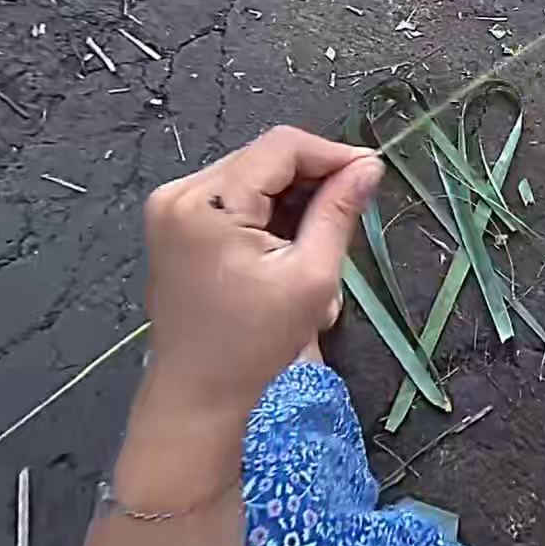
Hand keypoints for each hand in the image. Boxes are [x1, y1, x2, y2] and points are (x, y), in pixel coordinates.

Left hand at [139, 126, 381, 416]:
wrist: (197, 398)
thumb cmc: (255, 343)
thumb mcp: (311, 275)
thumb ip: (339, 211)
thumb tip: (370, 165)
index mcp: (208, 203)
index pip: (282, 146)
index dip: (333, 153)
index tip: (370, 174)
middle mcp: (181, 193)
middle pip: (268, 157)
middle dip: (316, 178)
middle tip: (352, 210)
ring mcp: (174, 207)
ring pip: (257, 174)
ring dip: (298, 196)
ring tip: (324, 237)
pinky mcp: (178, 223)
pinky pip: (240, 195)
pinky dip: (275, 210)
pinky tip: (294, 241)